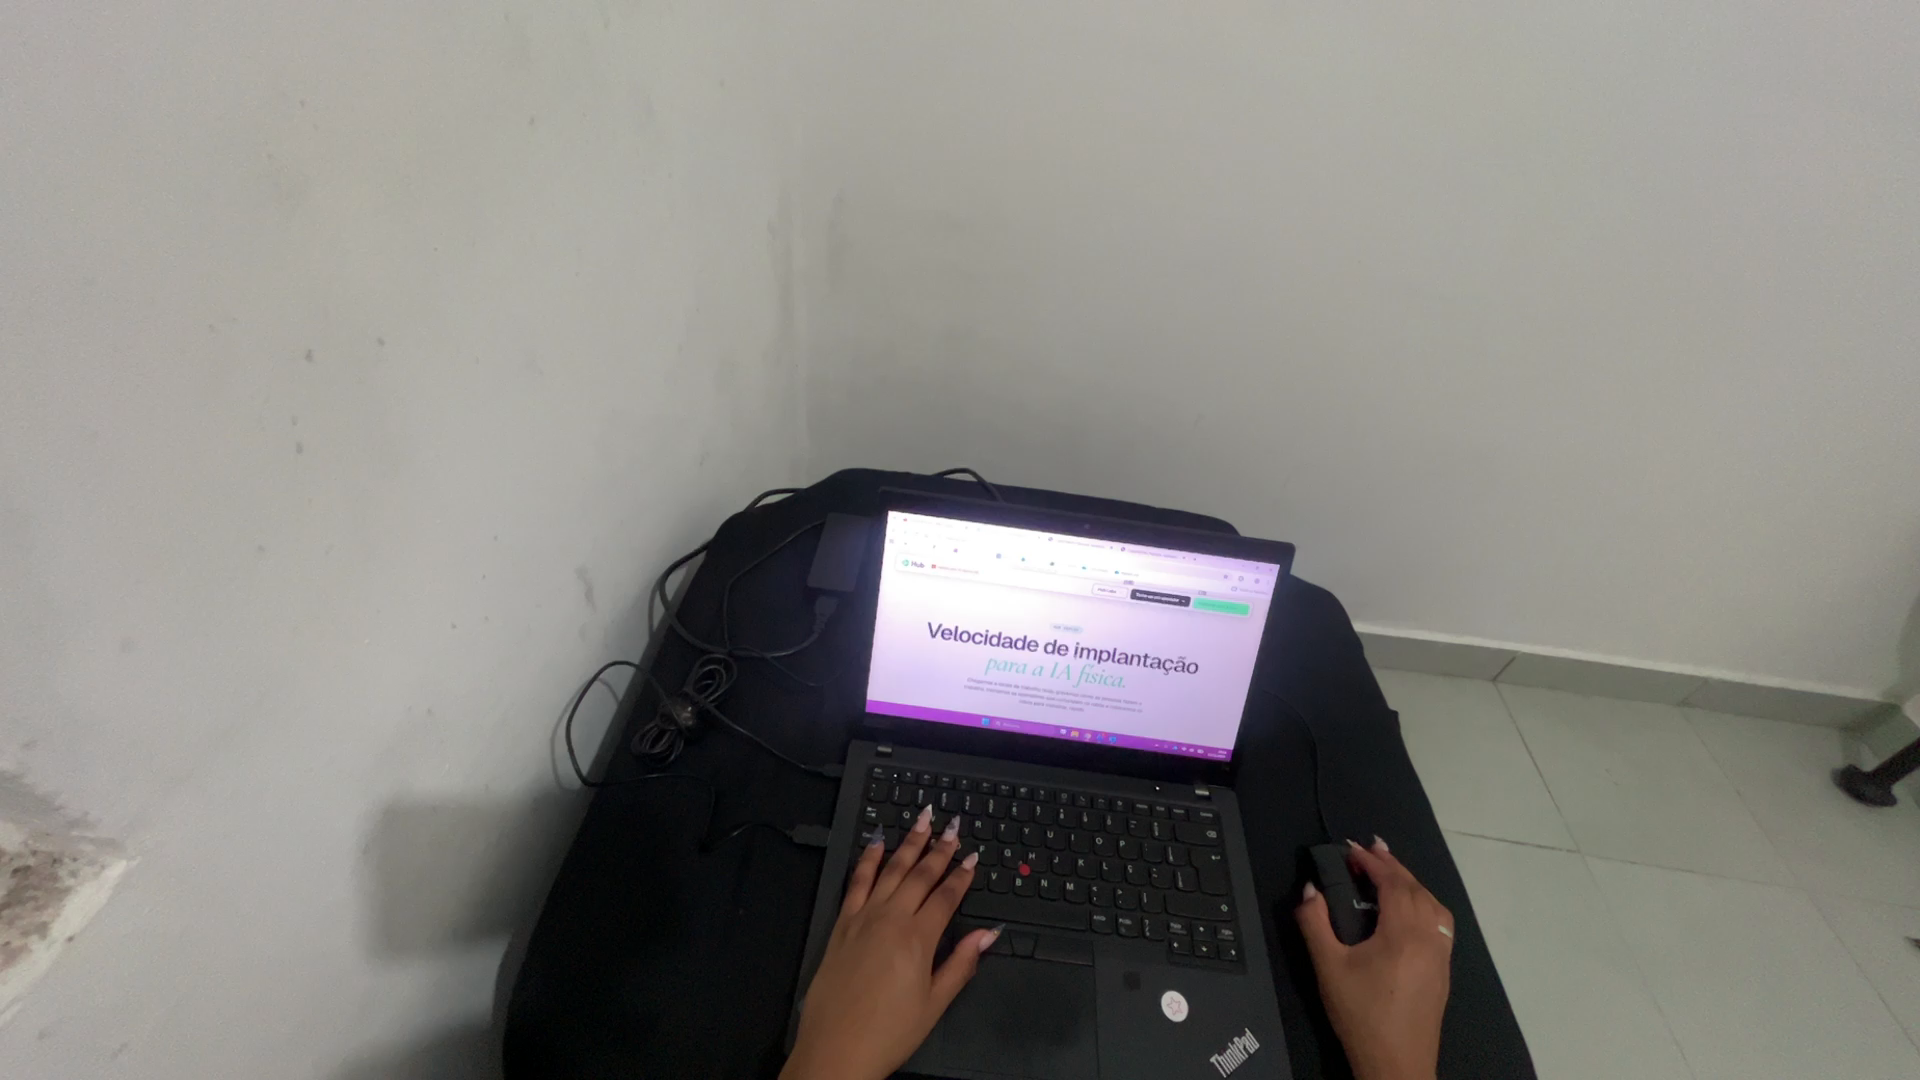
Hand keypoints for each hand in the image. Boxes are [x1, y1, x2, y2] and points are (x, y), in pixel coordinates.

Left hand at [781, 806, 998, 1079]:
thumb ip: (961, 964)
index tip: (972, 856)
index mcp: (918, 938)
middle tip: (953, 825)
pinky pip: (857, 881)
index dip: (962, 875)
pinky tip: (877, 842)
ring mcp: (864, 916)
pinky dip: (868, 859)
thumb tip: (988, 934)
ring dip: (909, 842)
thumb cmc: (888, 1033)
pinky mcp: (843, 923)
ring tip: (923, 820)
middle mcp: (892, 918)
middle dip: (940, 847)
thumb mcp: (934, 1004)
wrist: (835, 1051)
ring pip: (891, 869)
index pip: (946, 896)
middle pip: (921, 874)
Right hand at [1295, 838, 1452, 1079]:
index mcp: (1403, 935)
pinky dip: (1424, 903)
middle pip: (1416, 890)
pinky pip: (1440, 924)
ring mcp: (1440, 957)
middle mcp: (1428, 941)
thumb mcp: (1327, 965)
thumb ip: (1314, 921)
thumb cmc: (1360, 1013)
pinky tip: (1407, 907)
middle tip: (1369, 848)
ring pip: (1434, 906)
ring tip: (1389, 871)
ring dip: (1411, 883)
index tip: (1350, 849)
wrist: (1396, 1065)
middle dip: (1393, 866)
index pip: (1393, 885)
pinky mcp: (1443, 972)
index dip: (1372, 862)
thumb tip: (1311, 888)